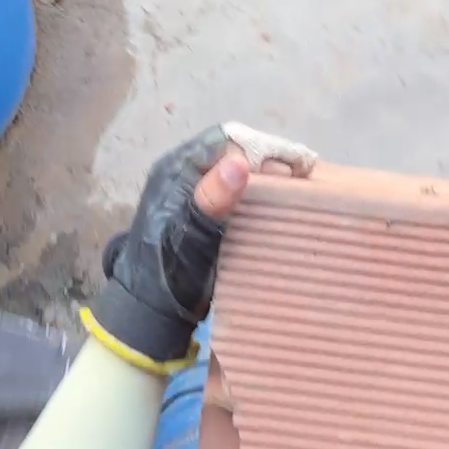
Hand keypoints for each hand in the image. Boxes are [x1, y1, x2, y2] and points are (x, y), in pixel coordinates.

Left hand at [82, 123, 317, 373]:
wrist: (146, 309)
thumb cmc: (166, 270)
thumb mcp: (191, 236)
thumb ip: (212, 198)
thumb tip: (240, 161)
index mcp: (178, 167)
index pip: (228, 140)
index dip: (263, 148)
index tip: (295, 165)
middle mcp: (186, 172)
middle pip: (234, 152)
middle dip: (268, 162)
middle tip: (303, 181)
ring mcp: (193, 192)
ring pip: (236, 171)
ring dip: (265, 179)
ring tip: (297, 194)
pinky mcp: (202, 212)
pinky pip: (233, 191)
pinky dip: (256, 196)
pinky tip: (276, 210)